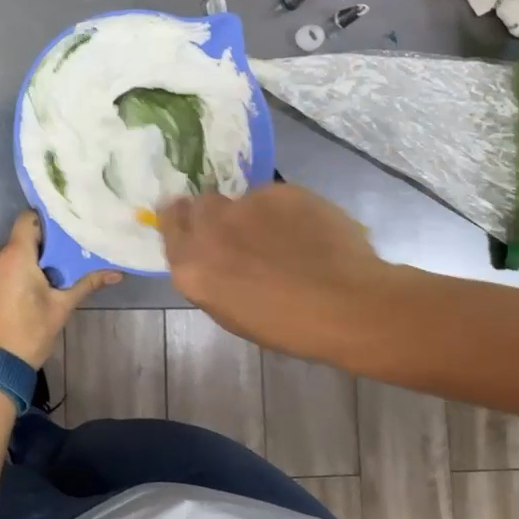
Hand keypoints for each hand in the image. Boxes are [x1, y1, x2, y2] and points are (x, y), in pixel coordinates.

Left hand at [0, 211, 119, 366]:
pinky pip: (1, 270)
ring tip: (52, 278)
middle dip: (44, 247)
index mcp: (15, 256)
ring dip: (30, 263)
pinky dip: (16, 274)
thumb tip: (117, 273)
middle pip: (22, 239)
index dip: (47, 222)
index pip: (28, 220)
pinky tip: (31, 291)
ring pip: (12, 256)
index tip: (66, 233)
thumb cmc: (30, 332)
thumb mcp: (61, 307)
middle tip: (68, 258)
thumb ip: (86, 284)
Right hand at [159, 185, 392, 361]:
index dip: (182, 222)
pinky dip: (286, 211)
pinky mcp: (279, 192)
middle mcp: (209, 229)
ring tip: (284, 238)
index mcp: (190, 266)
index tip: (196, 226)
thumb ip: (208, 277)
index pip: (170, 224)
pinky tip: (309, 233)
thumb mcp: (230, 312)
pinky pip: (274, 196)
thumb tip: (211, 258)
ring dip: (252, 214)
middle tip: (239, 233)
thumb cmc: (288, 326)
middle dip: (214, 215)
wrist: (348, 306)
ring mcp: (244, 206)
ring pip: (240, 200)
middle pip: (198, 205)